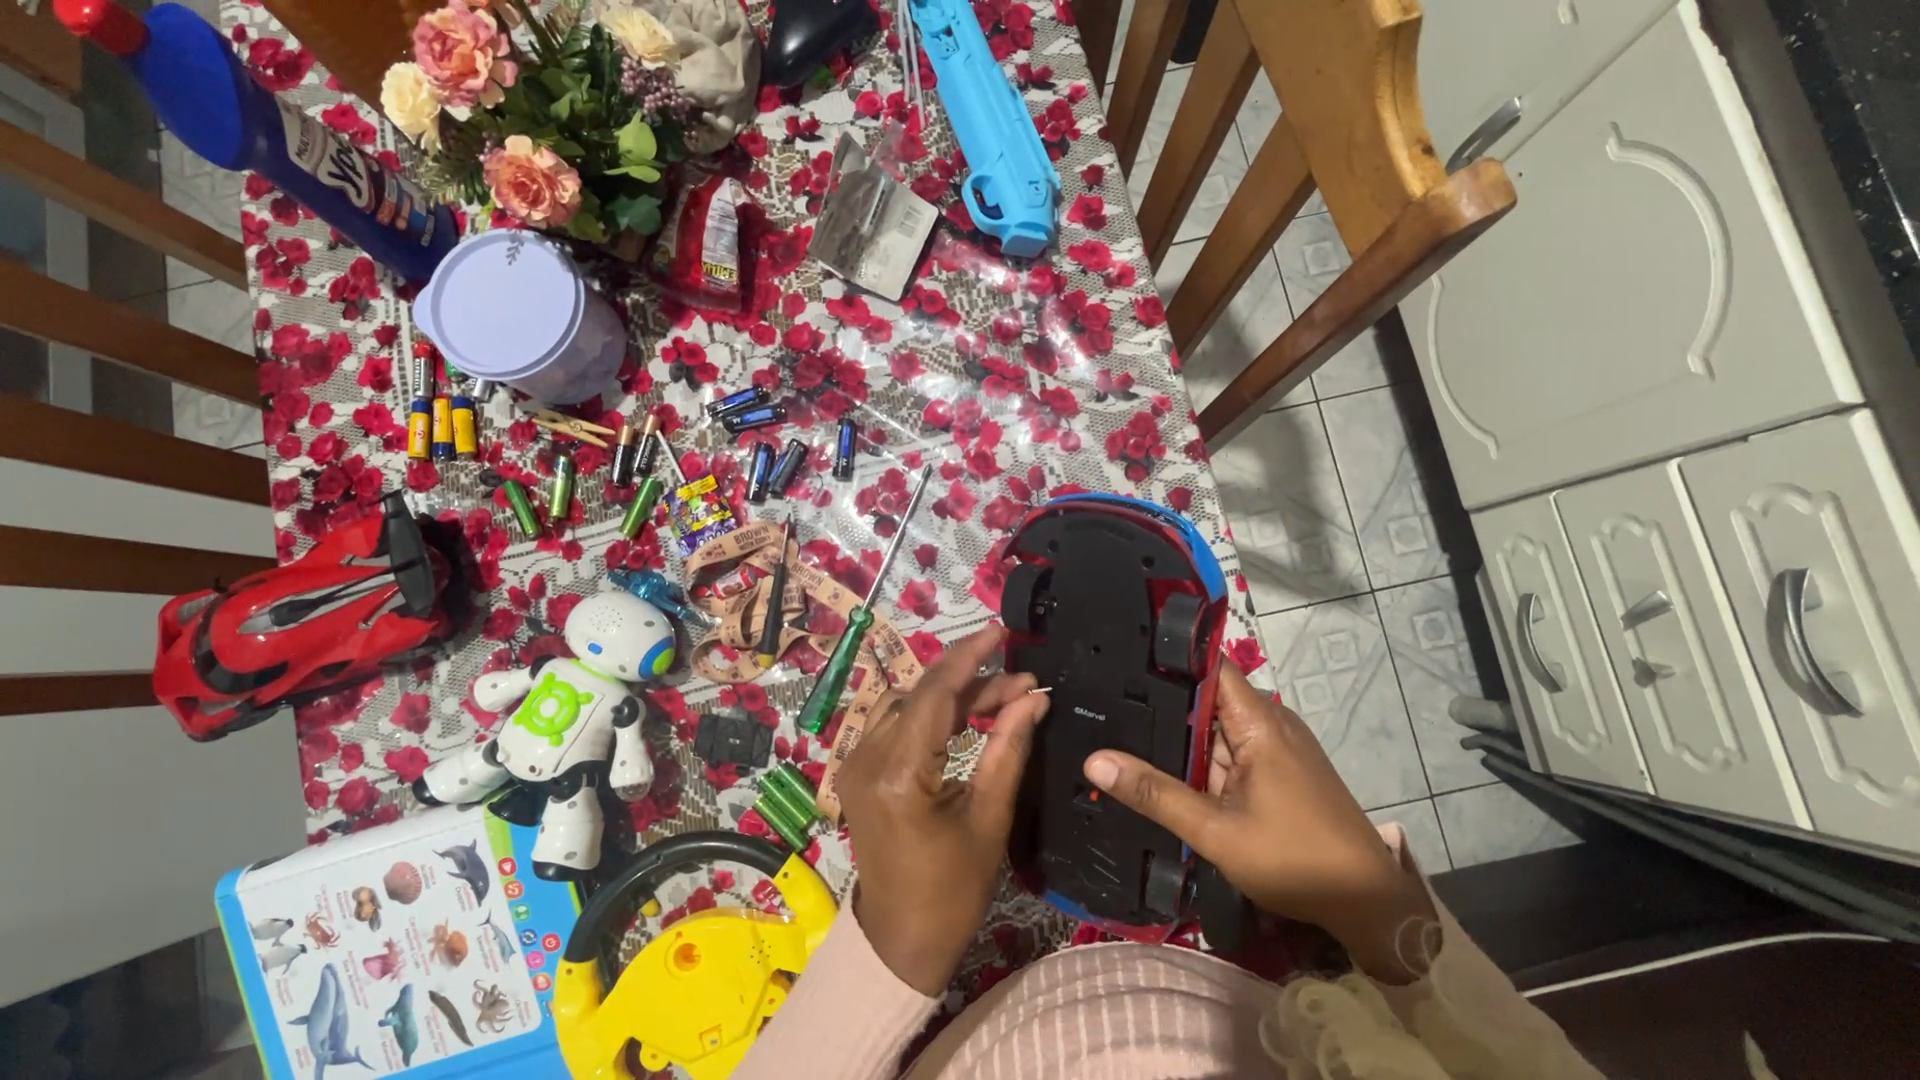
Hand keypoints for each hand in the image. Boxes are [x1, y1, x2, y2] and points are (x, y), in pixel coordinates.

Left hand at [837, 627, 1047, 995]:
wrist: (900, 940)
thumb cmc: (952, 891)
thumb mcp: (989, 818)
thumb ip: (1009, 748)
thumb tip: (1034, 696)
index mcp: (898, 773)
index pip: (936, 693)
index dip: (971, 656)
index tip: (1002, 632)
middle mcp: (866, 758)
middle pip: (923, 696)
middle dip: (974, 682)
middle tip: (1024, 685)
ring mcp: (854, 764)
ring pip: (906, 705)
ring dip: (952, 696)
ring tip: (1000, 698)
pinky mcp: (856, 772)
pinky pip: (893, 724)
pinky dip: (929, 714)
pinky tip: (964, 716)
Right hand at [1082, 662, 1437, 981]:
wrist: (1367, 905)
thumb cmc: (1293, 859)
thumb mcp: (1215, 830)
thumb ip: (1155, 794)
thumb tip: (1095, 760)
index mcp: (1259, 723)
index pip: (1210, 668)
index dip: (1168, 660)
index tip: (1120, 660)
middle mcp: (1271, 724)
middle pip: (1206, 701)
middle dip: (1162, 710)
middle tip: (1104, 710)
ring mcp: (1278, 750)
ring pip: (1216, 733)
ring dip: (1181, 744)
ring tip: (1121, 739)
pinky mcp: (1281, 773)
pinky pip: (1232, 755)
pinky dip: (1202, 765)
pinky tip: (1167, 776)